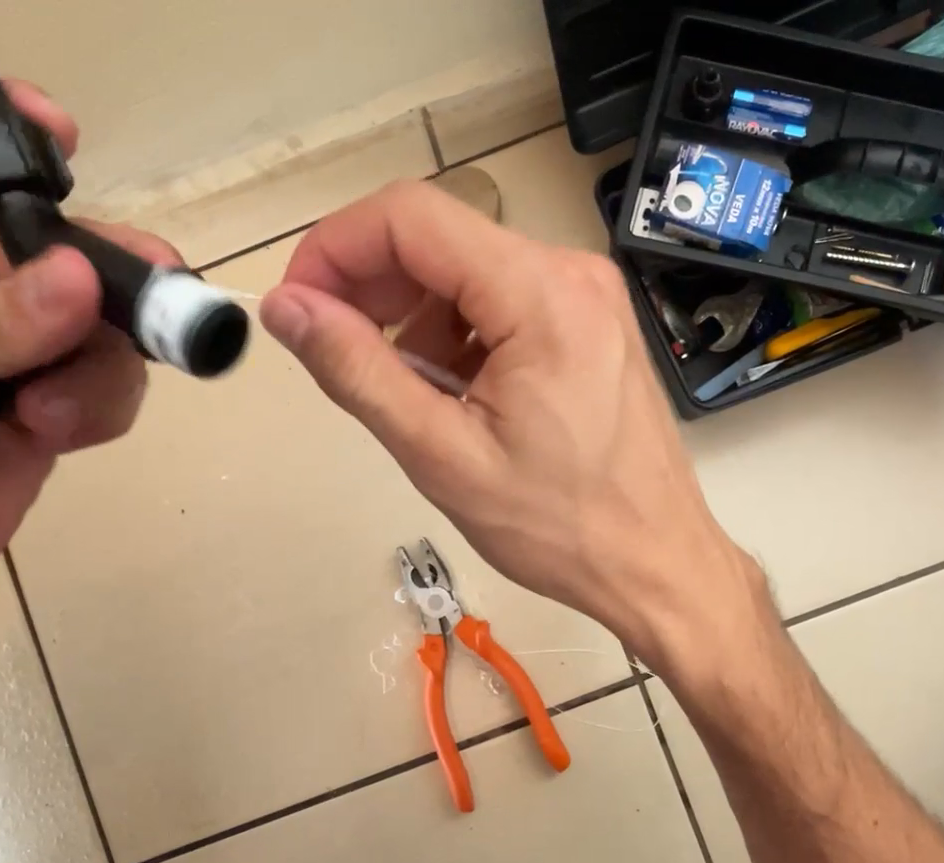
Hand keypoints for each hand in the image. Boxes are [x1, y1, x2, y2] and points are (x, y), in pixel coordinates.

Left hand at [0, 84, 180, 641]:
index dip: (0, 128)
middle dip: (111, 267)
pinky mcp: (51, 410)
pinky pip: (110, 384)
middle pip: (58, 240)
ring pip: (101, 322)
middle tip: (161, 297)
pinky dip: (103, 407)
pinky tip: (55, 436)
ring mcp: (11, 354)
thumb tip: (83, 280)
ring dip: (99, 363)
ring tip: (52, 416)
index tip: (68, 140)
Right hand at [262, 180, 758, 655]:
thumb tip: (287, 308)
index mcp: (542, 295)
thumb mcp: (443, 456)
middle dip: (373, 289)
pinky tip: (459, 398)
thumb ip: (358, 372)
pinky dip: (461, 338)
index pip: (411, 218)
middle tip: (340, 358)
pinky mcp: (593, 325)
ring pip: (469, 274)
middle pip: (441, 240)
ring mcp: (589, 298)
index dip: (336, 249)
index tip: (298, 308)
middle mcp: (572, 274)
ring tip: (414, 400)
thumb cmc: (559, 527)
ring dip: (417, 322)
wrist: (657, 563)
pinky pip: (505, 303)